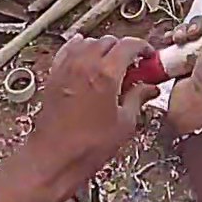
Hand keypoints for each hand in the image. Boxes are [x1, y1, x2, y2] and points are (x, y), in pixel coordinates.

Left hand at [16, 35, 159, 199]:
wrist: (53, 159)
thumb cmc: (87, 147)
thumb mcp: (124, 124)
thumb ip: (138, 99)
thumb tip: (148, 89)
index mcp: (106, 74)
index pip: (129, 45)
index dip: (143, 47)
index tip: (147, 56)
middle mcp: (85, 65)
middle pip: (109, 41)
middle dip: (124, 49)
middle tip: (133, 65)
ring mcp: (67, 68)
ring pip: (89, 42)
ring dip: (102, 48)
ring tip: (110, 64)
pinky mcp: (55, 75)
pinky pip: (68, 50)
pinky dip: (80, 49)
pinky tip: (86, 59)